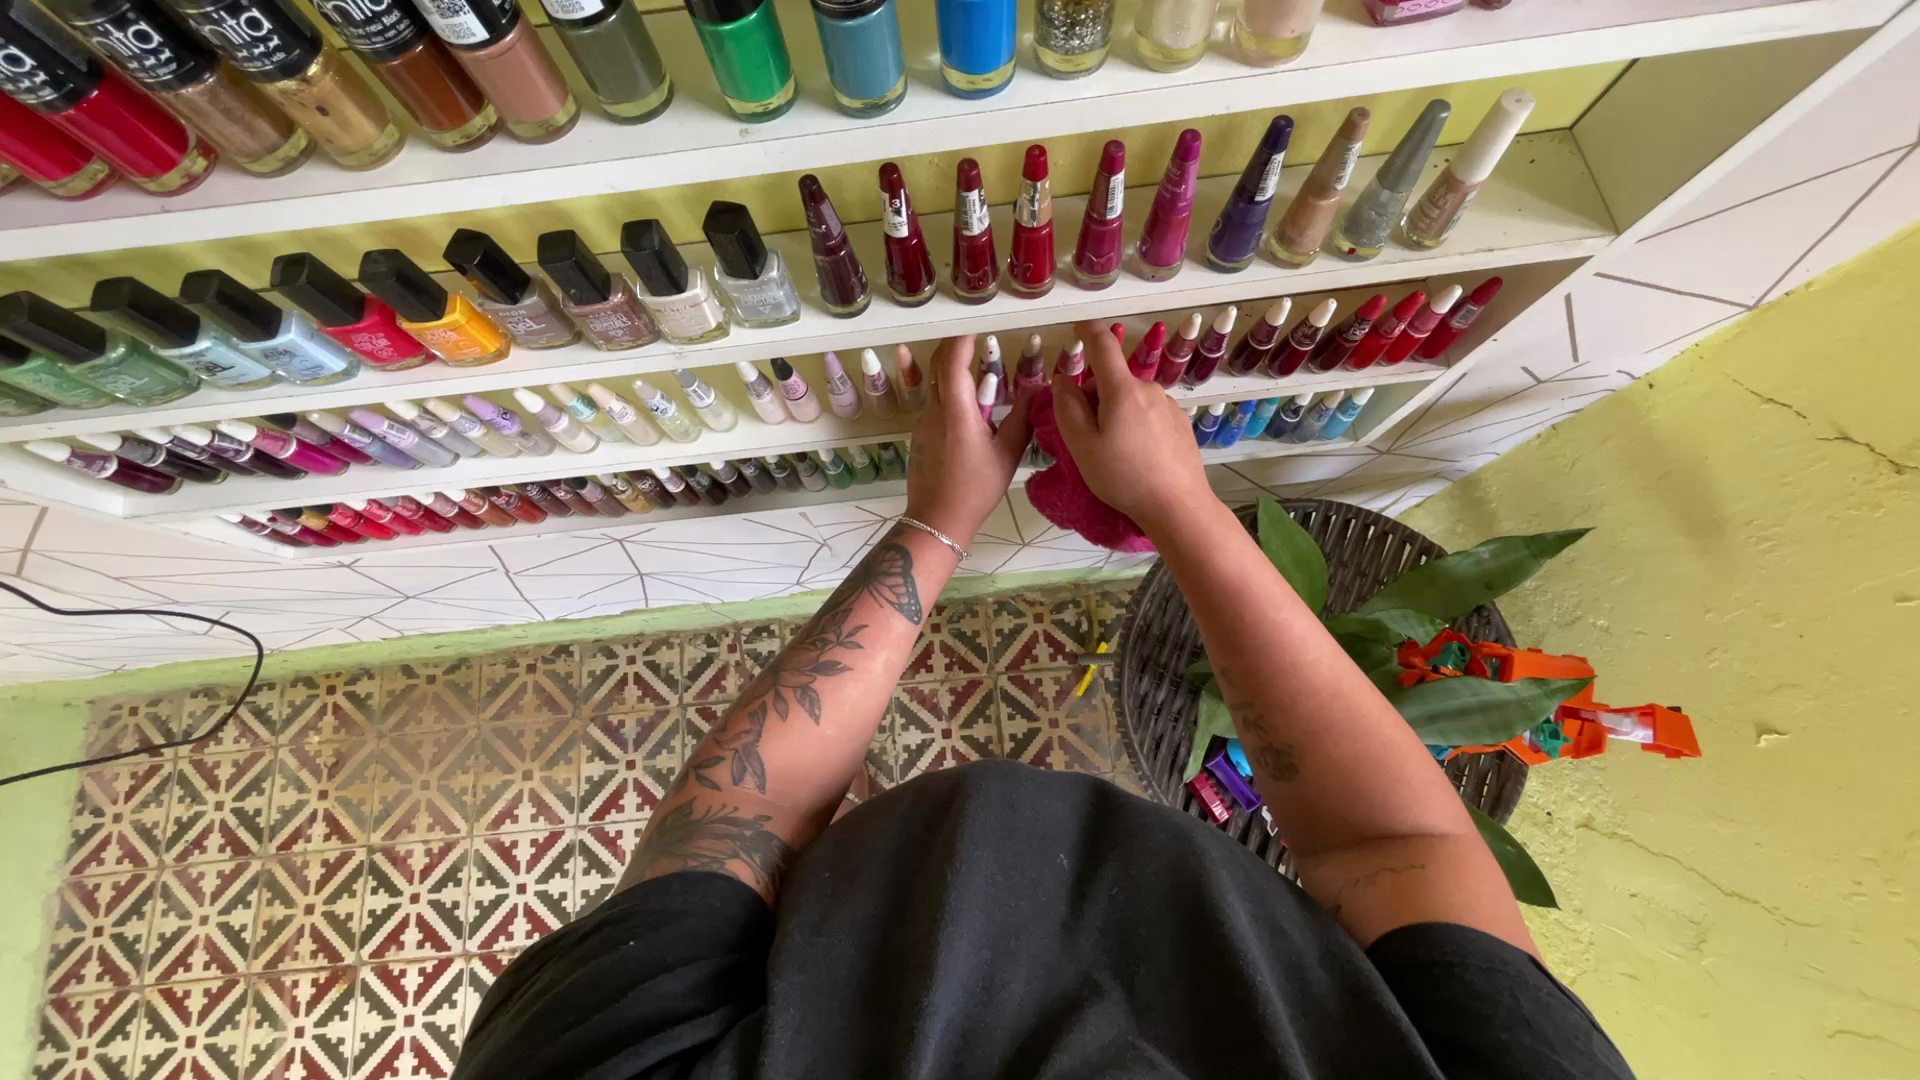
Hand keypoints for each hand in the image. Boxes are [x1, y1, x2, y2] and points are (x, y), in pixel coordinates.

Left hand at [904, 334, 1034, 548]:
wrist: (937, 520)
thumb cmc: (975, 490)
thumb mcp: (1007, 455)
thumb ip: (1022, 419)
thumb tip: (1036, 390)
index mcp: (956, 414)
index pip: (952, 364)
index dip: (961, 341)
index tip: (974, 326)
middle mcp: (934, 413)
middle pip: (937, 367)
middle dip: (953, 347)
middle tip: (973, 337)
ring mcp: (923, 424)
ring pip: (934, 385)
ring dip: (951, 369)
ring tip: (974, 366)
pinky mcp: (919, 436)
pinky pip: (932, 403)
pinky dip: (948, 392)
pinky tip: (966, 402)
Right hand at [1051, 320, 1213, 534]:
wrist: (1178, 505)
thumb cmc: (1123, 478)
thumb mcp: (1082, 447)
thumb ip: (1068, 408)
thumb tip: (1063, 379)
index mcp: (1122, 390)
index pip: (1103, 345)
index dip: (1088, 330)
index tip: (1078, 326)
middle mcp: (1149, 389)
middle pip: (1113, 380)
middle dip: (1094, 396)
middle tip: (1086, 437)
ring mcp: (1168, 406)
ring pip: (1131, 399)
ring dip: (1115, 413)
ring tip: (1113, 453)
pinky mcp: (1180, 424)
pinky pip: (1148, 414)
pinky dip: (1135, 425)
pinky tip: (1137, 457)